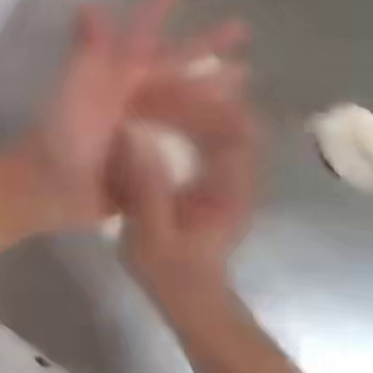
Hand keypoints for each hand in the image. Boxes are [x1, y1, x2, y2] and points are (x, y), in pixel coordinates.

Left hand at [0, 0, 242, 232]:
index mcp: (113, 76)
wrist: (48, 187)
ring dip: (214, 88)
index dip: (158, 7)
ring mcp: (140, 126)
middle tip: (242, 30)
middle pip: (175, 64)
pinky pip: (181, 139)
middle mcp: (129, 95)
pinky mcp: (146, 156)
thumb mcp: (73, 90)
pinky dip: (204, 133)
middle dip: (206, 46)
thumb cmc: (59, 135)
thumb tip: (87, 6)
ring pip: (184, 100)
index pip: (143, 35)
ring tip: (246, 78)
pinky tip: (231, 134)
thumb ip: (87, 53)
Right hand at [106, 66, 262, 310]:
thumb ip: (146, 188)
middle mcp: (236, 177)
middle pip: (232, 122)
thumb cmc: (169, 270)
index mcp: (230, 189)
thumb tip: (135, 135)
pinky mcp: (209, 181)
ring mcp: (226, 179)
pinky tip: (151, 115)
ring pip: (219, 129)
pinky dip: (183, 122)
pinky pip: (203, 140)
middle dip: (203, 95)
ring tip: (156, 85)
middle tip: (163, 74)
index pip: (237, 132)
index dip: (214, 101)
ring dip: (194, 105)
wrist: (187, 298)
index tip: (181, 80)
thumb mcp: (151, 233)